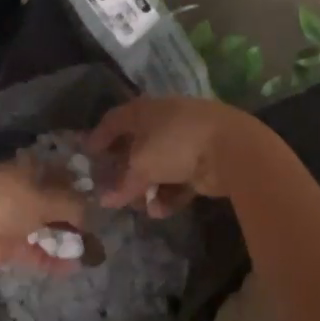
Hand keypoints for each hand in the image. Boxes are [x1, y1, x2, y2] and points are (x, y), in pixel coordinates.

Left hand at [0, 160, 88, 271]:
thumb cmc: (2, 199)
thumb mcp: (44, 198)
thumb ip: (72, 205)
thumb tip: (93, 212)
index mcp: (28, 170)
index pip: (58, 174)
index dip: (78, 185)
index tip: (99, 199)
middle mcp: (21, 192)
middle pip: (53, 203)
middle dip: (74, 216)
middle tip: (99, 231)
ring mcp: (12, 219)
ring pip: (44, 228)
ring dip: (65, 239)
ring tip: (92, 252)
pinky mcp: (6, 246)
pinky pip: (34, 251)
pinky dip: (51, 258)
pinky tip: (73, 267)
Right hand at [86, 97, 271, 215]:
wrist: (231, 148)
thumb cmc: (175, 144)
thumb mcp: (141, 164)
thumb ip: (122, 183)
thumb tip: (105, 199)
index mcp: (145, 110)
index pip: (115, 120)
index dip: (100, 136)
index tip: (88, 154)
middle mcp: (164, 121)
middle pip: (137, 145)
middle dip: (125, 169)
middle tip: (113, 188)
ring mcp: (186, 141)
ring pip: (159, 165)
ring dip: (148, 187)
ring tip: (141, 206)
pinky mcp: (204, 161)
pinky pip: (179, 178)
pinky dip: (169, 193)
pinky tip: (161, 210)